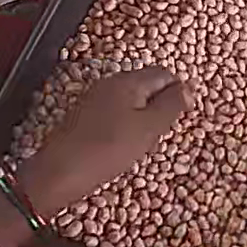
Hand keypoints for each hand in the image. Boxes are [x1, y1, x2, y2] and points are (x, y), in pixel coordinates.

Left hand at [16, 67, 184, 216]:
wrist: (59, 172)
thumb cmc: (108, 149)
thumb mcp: (148, 129)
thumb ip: (170, 106)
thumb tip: (187, 88)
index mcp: (128, 81)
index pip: (163, 74)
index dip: (178, 92)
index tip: (182, 117)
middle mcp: (109, 83)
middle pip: (146, 86)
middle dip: (160, 105)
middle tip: (162, 133)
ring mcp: (94, 99)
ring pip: (130, 101)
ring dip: (143, 117)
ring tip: (144, 143)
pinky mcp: (84, 117)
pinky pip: (114, 113)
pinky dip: (125, 126)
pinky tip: (122, 146)